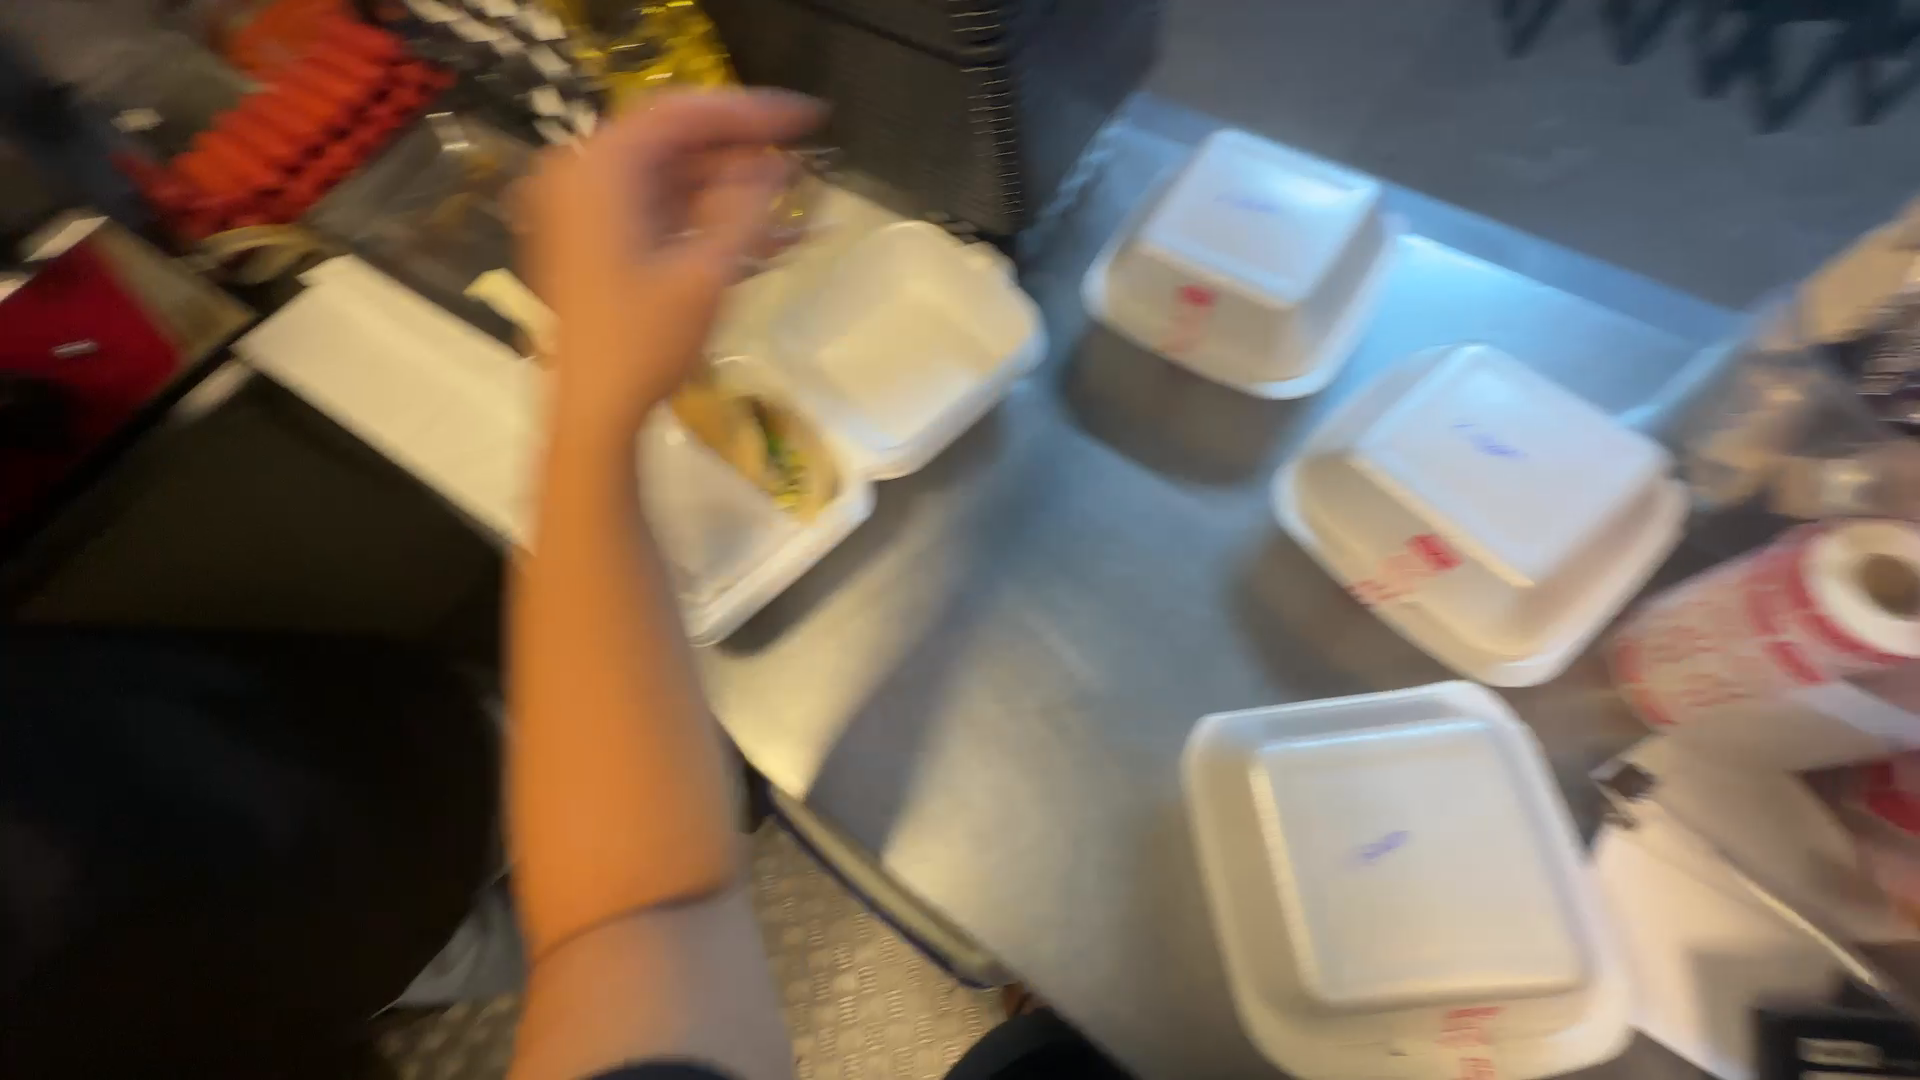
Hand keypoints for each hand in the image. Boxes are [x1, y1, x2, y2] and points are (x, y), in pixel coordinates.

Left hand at [523, 90, 824, 441]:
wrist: (596, 411)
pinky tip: (768, 245)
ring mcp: (595, 214)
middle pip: (680, 148)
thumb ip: (745, 211)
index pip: (683, 114)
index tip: (806, 120)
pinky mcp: (607, 247)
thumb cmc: (643, 344)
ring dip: (738, 202)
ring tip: (798, 217)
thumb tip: (778, 165)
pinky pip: (669, 220)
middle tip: (804, 173)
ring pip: (680, 187)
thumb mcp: (704, 275)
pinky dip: (714, 230)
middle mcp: (589, 179)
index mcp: (601, 171)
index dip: (750, 113)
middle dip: (747, 164)